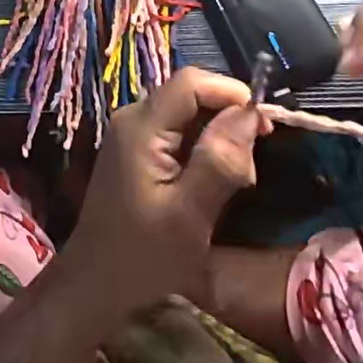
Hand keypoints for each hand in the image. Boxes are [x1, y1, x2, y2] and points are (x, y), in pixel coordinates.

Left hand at [61, 67, 271, 317]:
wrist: (97, 280)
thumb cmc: (144, 254)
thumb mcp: (190, 215)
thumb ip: (219, 162)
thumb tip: (251, 114)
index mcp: (141, 126)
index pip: (190, 82)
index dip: (231, 93)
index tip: (265, 125)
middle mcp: (134, 117)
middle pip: (190, 95)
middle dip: (228, 120)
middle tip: (251, 167)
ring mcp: (132, 131)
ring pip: (187, 113)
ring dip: (219, 137)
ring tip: (237, 181)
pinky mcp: (136, 147)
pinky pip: (177, 130)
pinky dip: (202, 148)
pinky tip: (212, 182)